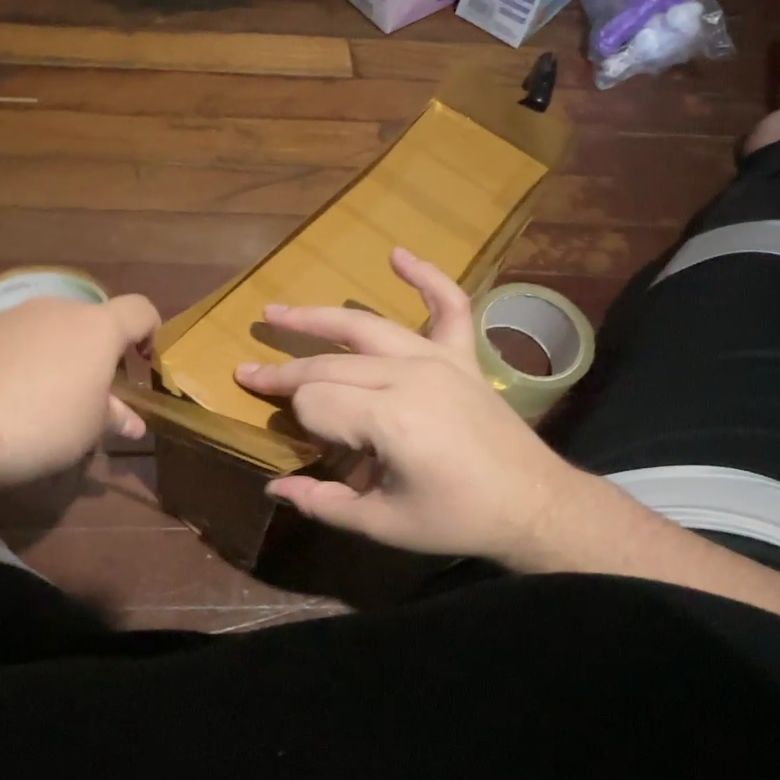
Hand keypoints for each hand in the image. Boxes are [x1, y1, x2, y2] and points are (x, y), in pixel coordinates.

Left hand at [0, 293, 159, 490]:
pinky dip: (14, 360)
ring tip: (40, 401)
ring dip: (53, 356)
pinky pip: (7, 340)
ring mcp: (8, 314)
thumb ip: (113, 416)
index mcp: (96, 328)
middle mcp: (55, 307)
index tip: (144, 366)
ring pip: (45, 329)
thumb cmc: (40, 428)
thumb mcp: (88, 430)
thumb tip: (131, 422)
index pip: (141, 311)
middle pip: (89, 321)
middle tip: (90, 396)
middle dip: (95, 353)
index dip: (150, 334)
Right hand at [235, 248, 578, 561]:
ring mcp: (439, 360)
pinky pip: (447, 306)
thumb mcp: (382, 524)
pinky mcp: (463, 358)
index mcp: (389, 421)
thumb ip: (323, 503)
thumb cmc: (455, 520)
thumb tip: (273, 488)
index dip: (297, 424)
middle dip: (284, 372)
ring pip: (365, 327)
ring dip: (317, 317)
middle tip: (247, 373)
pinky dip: (425, 277)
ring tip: (276, 312)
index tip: (298, 446)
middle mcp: (409, 377)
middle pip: (328, 366)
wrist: (532, 504)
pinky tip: (397, 255)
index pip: (315, 403)